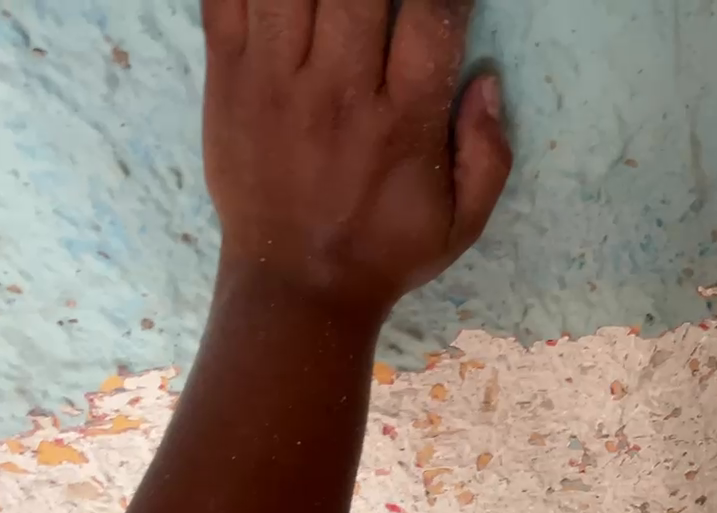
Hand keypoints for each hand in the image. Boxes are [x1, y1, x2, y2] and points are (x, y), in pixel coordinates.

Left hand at [201, 0, 512, 314]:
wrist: (301, 281)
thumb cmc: (389, 250)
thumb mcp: (464, 225)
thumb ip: (488, 157)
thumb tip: (487, 82)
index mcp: (404, 124)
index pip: (432, 19)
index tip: (452, 0)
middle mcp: (341, 89)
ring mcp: (276, 74)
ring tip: (346, 3)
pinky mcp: (227, 71)